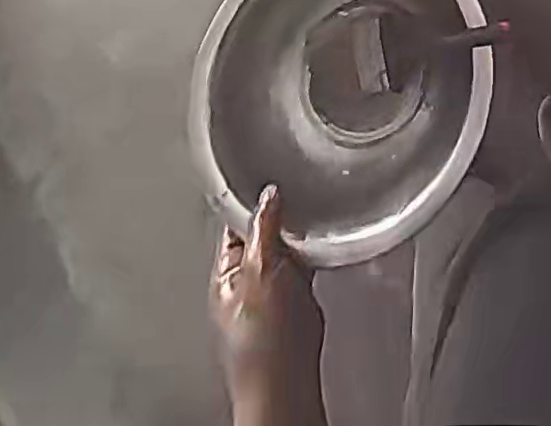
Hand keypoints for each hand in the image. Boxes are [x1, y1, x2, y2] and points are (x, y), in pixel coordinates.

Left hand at [211, 185, 325, 425]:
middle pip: (266, 227)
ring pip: (288, 241)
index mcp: (227, 269)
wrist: (287, 375)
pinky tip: (323, 240)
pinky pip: (306, 255)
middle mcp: (248, 273)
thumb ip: (265, 229)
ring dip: (301, 230)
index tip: (273, 175)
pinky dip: (315, 246)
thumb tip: (268, 194)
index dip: (255, 198)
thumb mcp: (260, 271)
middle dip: (283, 212)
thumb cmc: (261, 340)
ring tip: (313, 216)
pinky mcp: (298, 288)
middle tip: (299, 194)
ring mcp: (273, 281)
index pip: (238, 220)